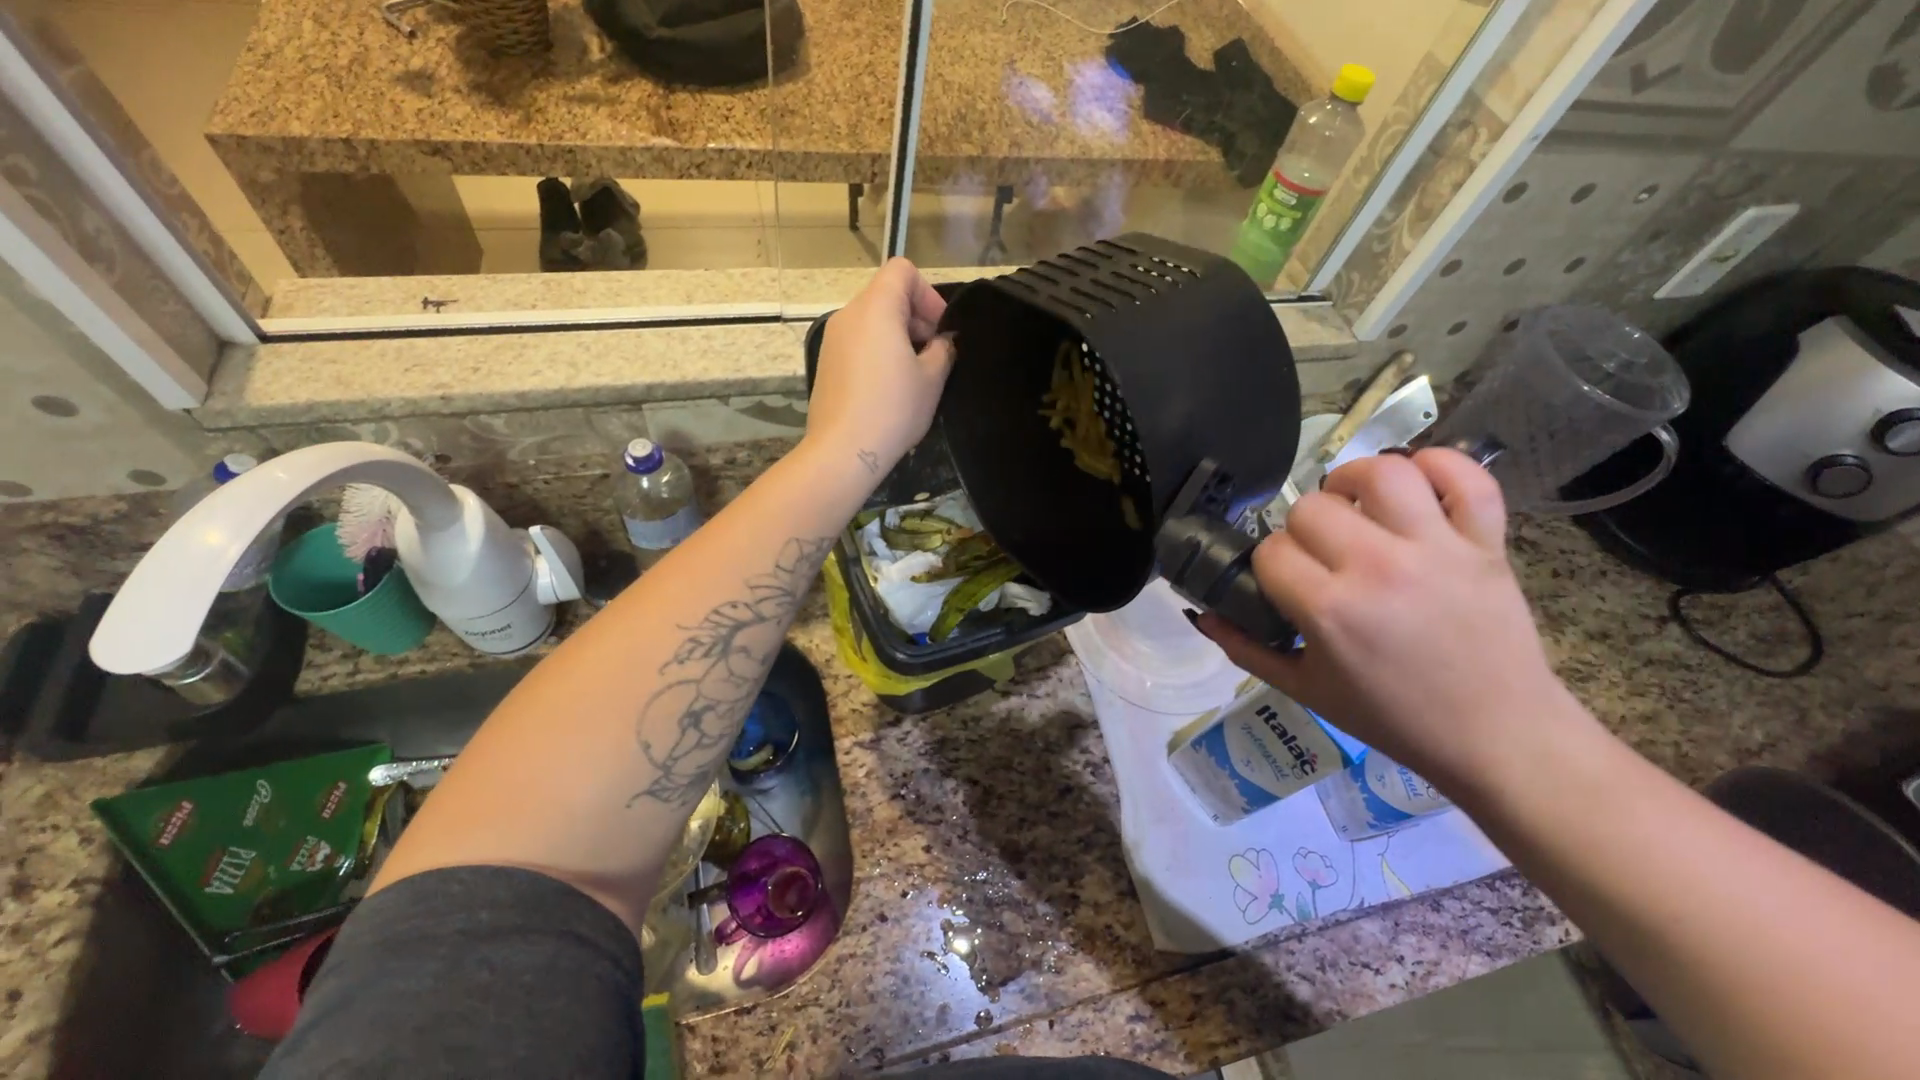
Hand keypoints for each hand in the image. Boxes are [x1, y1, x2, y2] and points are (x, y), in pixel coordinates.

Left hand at [806, 258, 955, 476]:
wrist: (843, 451)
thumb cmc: (893, 409)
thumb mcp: (932, 378)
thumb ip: (942, 349)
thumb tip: (942, 342)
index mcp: (876, 308)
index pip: (902, 270)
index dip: (927, 293)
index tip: (939, 329)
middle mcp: (849, 315)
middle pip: (886, 294)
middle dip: (915, 317)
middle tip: (933, 354)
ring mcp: (833, 339)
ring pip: (872, 320)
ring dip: (897, 336)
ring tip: (914, 373)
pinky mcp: (826, 362)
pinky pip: (858, 342)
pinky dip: (878, 351)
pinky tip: (889, 387)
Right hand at [1196, 449, 1586, 790]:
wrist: (1497, 736)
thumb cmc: (1395, 718)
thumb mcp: (1308, 691)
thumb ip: (1249, 649)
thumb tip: (1203, 614)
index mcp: (1331, 609)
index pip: (1272, 551)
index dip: (1268, 565)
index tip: (1285, 585)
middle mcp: (1378, 567)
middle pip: (1312, 508)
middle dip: (1302, 529)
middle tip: (1319, 555)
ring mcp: (1436, 549)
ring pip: (1381, 474)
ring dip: (1354, 481)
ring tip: (1352, 502)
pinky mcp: (1485, 542)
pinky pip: (1465, 479)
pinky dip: (1439, 466)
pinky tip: (1416, 483)